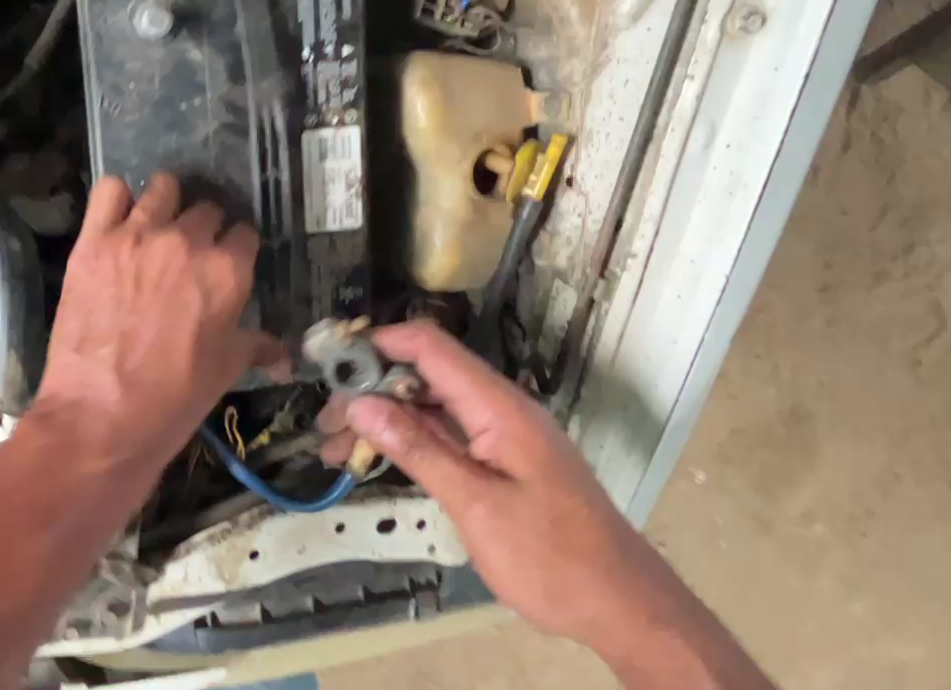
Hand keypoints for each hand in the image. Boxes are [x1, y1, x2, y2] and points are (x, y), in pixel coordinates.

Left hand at [33, 173, 276, 469]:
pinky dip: (117, 200)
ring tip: (156, 227)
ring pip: (163, 187)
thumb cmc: (174, 399)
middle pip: (206, 208)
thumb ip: (257, 346)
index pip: (244, 233)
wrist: (100, 417)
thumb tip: (284, 355)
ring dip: (166, 203)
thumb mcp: (226, 371)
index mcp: (227, 270)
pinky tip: (118, 220)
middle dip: (203, 227)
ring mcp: (137, 235)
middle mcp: (186, 241)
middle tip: (189, 253)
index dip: (236, 247)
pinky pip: (110, 190)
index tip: (226, 261)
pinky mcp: (95, 240)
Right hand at [316, 322, 746, 677]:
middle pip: (424, 375)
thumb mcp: (477, 504)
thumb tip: (362, 404)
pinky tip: (377, 459)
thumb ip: (418, 449)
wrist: (625, 607)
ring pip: (430, 408)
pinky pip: (446, 435)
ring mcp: (500, 435)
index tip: (333, 363)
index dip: (379, 343)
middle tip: (325, 423)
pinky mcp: (500, 461)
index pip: (431, 347)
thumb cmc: (553, 558)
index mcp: (498, 406)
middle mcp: (498, 409)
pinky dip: (408, 443)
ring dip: (384, 420)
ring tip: (335, 448)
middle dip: (370, 390)